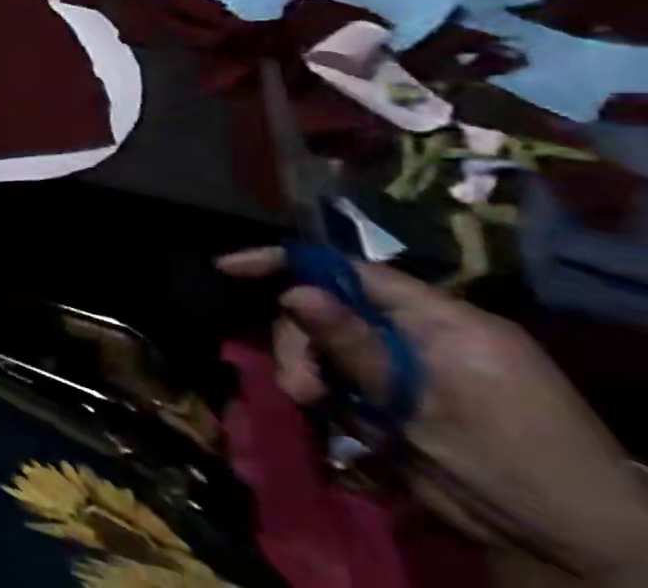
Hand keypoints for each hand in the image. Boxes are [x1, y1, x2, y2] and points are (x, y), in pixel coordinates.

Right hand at [219, 248, 647, 584]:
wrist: (583, 547)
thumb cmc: (512, 464)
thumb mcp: (425, 406)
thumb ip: (357, 347)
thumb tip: (294, 290)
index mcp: (443, 321)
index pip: (351, 270)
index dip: (288, 263)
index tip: (228, 268)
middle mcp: (425, 334)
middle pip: (331, 312)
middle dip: (301, 345)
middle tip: (299, 389)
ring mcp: (417, 368)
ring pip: (333, 348)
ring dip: (312, 374)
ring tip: (313, 408)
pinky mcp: (409, 400)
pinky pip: (350, 380)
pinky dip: (335, 397)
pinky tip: (341, 422)